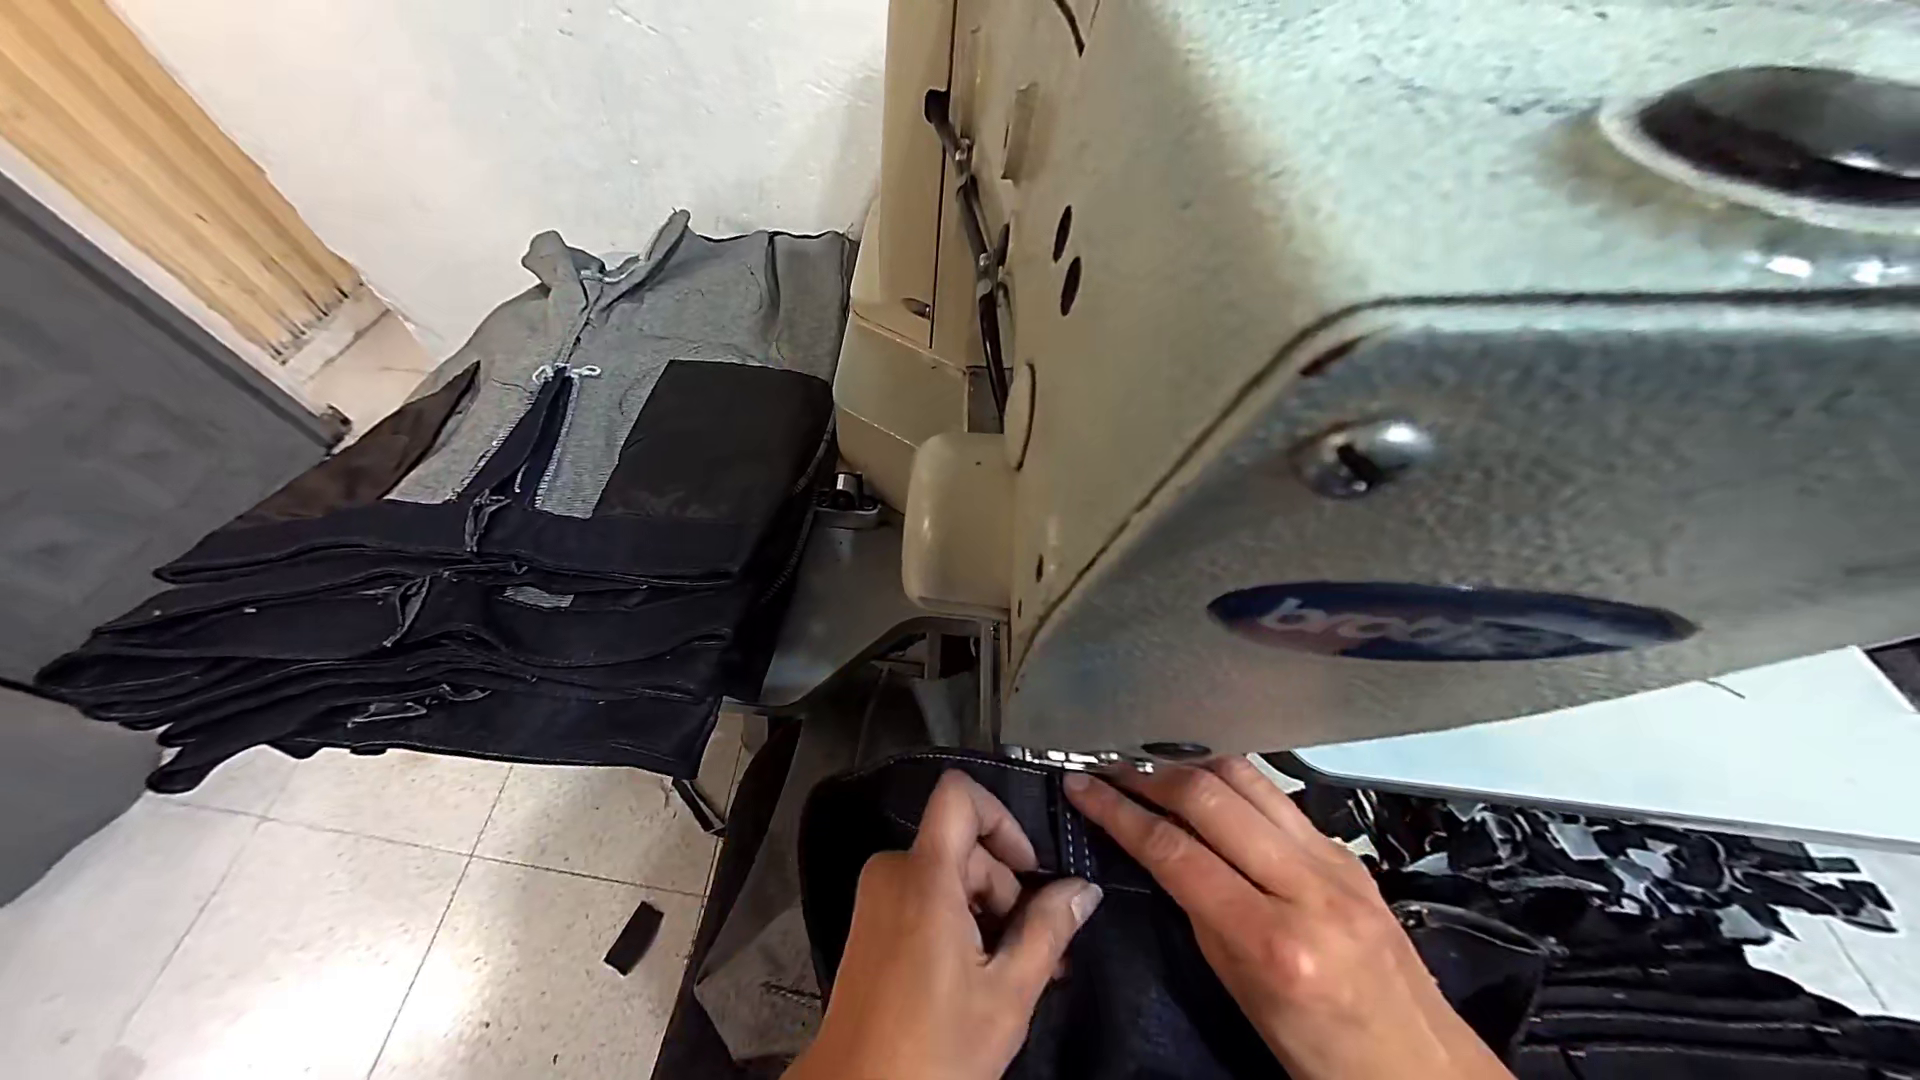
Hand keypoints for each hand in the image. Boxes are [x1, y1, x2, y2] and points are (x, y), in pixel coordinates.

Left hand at [787, 770, 1102, 1079]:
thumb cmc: (932, 1052)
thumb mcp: (1006, 994)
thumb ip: (1049, 930)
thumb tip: (1083, 890)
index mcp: (924, 874)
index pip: (959, 794)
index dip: (1001, 817)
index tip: (1028, 869)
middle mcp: (894, 869)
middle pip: (964, 843)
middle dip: (1006, 887)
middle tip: (1037, 947)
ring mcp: (878, 893)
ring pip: (949, 870)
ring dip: (987, 909)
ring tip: (1014, 969)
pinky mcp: (873, 917)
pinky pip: (926, 891)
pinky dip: (958, 916)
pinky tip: (979, 969)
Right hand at [1064, 760, 1513, 1079]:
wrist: (1423, 1071)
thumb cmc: (1320, 1051)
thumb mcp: (1238, 990)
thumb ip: (1198, 909)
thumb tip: (1158, 846)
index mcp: (1273, 941)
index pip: (1174, 852)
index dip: (1117, 812)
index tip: (1081, 788)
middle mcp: (1307, 886)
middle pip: (1207, 798)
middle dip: (1145, 773)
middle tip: (1106, 766)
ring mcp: (1333, 859)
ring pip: (1244, 778)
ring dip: (1185, 761)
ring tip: (1146, 761)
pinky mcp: (1345, 849)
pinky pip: (1274, 794)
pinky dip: (1227, 776)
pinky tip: (1203, 778)